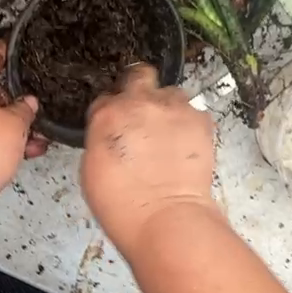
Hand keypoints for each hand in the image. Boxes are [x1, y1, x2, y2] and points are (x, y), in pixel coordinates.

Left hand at [0, 42, 43, 209]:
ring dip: (14, 124)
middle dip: (14, 100)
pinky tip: (28, 148)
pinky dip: (5, 139)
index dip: (2, 54)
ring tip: (38, 134)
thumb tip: (27, 103)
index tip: (11, 47)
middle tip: (33, 103)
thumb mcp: (14, 124)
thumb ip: (24, 108)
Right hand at [81, 64, 219, 249]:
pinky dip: (189, 125)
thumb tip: (109, 136)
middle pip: (139, 75)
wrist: (164, 216)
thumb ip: (100, 140)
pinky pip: (193, 111)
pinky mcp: (200, 120)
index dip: (111, 112)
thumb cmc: (122, 205)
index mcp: (106, 115)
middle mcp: (139, 103)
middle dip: (139, 88)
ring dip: (167, 108)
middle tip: (142, 114)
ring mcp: (172, 108)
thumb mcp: (91, 171)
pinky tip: (184, 147)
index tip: (115, 126)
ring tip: (168, 135)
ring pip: (170, 93)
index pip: (105, 99)